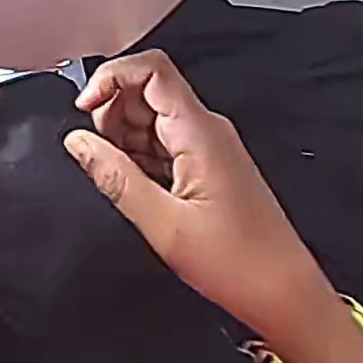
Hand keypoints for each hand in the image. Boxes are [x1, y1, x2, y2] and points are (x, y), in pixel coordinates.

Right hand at [63, 50, 334, 346]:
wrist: (285, 294)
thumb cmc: (237, 264)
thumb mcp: (163, 224)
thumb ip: (113, 176)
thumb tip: (76, 141)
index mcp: (199, 131)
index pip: (150, 69)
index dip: (110, 78)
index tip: (84, 108)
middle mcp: (205, 127)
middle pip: (144, 89)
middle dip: (111, 113)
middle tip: (104, 156)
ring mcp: (206, 142)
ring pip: (149, 114)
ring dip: (123, 137)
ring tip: (127, 180)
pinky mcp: (205, 159)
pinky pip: (160, 138)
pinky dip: (139, 154)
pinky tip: (142, 187)